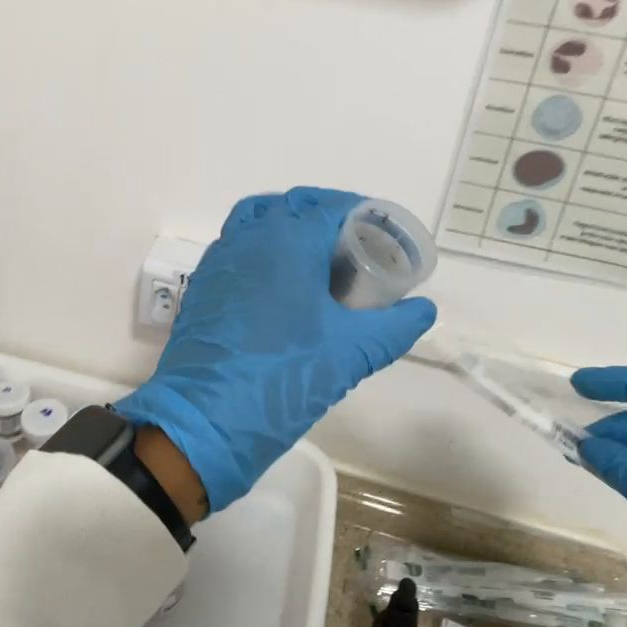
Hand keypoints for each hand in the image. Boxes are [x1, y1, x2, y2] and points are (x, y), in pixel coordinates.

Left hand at [114, 188, 435, 511]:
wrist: (205, 419)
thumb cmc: (285, 375)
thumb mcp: (352, 352)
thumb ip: (394, 326)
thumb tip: (423, 310)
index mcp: (288, 238)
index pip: (331, 207)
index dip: (360, 212)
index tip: (382, 232)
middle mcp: (250, 236)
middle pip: (292, 206)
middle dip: (324, 215)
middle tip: (353, 245)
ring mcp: (220, 258)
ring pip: (257, 220)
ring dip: (287, 226)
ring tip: (315, 259)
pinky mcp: (203, 284)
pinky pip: (236, 247)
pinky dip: (261, 249)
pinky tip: (279, 285)